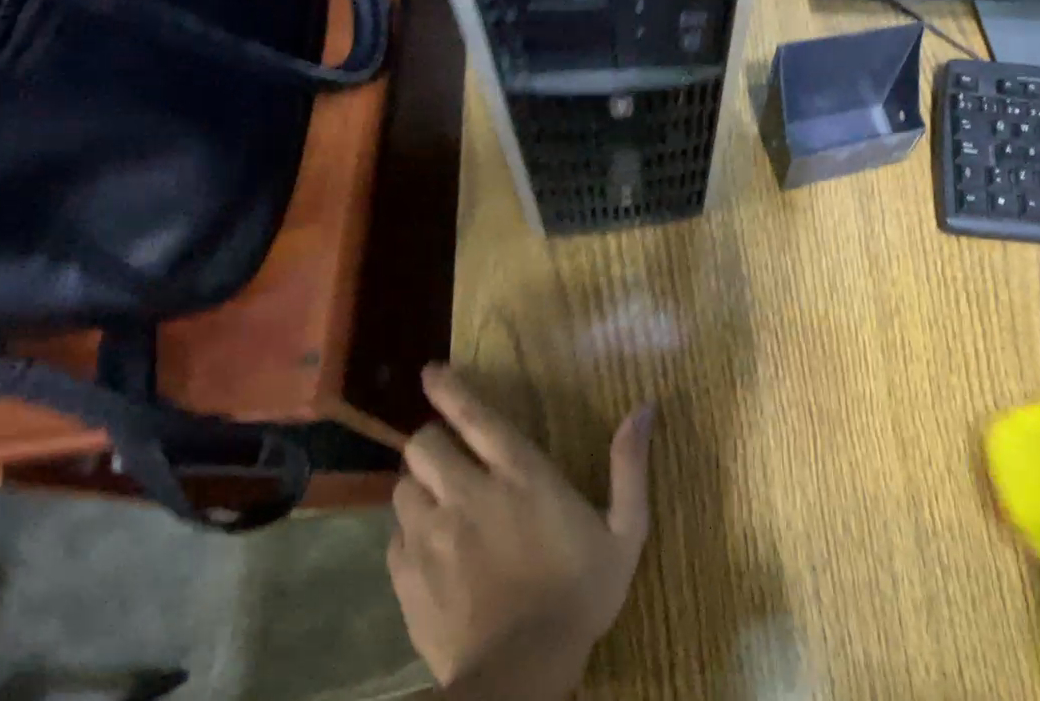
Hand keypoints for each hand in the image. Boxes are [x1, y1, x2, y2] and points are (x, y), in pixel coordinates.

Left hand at [389, 365, 654, 691]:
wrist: (520, 668)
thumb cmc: (582, 592)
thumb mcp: (626, 529)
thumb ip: (630, 465)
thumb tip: (645, 407)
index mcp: (522, 478)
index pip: (476, 419)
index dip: (450, 390)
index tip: (433, 371)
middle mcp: (467, 495)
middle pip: (424, 445)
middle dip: (433, 438)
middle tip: (453, 452)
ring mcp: (429, 536)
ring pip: (402, 486)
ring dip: (420, 482)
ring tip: (441, 497)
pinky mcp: (405, 574)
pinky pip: (394, 533)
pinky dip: (410, 527)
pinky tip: (433, 544)